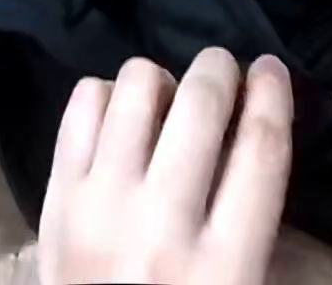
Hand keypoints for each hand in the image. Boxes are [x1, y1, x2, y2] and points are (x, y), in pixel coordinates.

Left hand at [39, 48, 293, 284]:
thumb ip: (252, 220)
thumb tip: (255, 126)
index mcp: (224, 270)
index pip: (261, 151)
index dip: (273, 94)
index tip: (270, 68)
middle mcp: (161, 225)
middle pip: (199, 104)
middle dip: (218, 68)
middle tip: (222, 68)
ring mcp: (101, 201)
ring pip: (137, 85)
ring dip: (163, 78)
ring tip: (168, 100)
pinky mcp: (58, 190)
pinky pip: (86, 101)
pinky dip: (109, 92)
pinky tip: (122, 115)